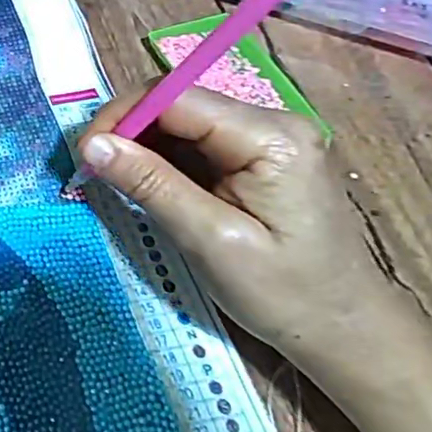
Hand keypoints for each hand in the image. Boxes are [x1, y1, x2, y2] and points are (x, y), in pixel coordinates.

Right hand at [78, 86, 422, 362]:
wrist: (346, 333)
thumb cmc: (285, 294)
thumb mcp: (211, 240)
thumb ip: (151, 184)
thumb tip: (91, 144)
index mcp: (270, 137)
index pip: (174, 98)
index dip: (121, 117)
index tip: (84, 155)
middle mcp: (271, 122)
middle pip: (175, 103)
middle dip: (126, 130)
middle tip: (91, 169)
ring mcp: (265, 137)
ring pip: (179, 121)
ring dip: (139, 145)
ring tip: (111, 179)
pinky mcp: (255, 156)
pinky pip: (193, 141)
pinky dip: (159, 158)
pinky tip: (144, 183)